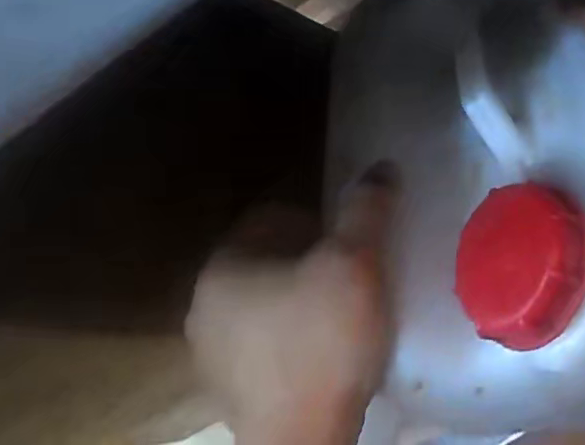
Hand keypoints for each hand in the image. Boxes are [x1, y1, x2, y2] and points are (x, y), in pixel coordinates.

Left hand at [187, 166, 398, 444]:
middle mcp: (204, 306)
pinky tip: (330, 339)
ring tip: (347, 299)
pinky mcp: (231, 388)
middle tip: (355, 260)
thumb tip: (380, 166)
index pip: (274, 213)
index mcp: (223, 267)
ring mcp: (212, 353)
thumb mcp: (356, 257)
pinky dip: (298, 327)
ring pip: (270, 295)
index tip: (351, 232)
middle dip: (314, 251)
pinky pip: (268, 335)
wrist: (305, 441)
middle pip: (272, 254)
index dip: (319, 214)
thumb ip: (366, 205)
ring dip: (306, 289)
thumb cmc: (325, 338)